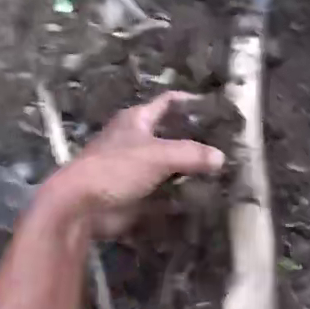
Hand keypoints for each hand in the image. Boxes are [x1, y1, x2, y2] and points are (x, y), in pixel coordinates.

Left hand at [38, 92, 225, 237]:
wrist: (82, 206)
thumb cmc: (115, 169)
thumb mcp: (157, 155)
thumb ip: (191, 154)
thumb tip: (222, 158)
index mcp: (137, 120)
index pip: (168, 102)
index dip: (191, 102)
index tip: (218, 109)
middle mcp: (137, 140)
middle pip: (172, 135)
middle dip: (196, 141)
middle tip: (227, 147)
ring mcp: (136, 169)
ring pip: (170, 165)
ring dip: (191, 170)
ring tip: (222, 174)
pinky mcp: (136, 194)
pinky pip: (165, 191)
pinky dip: (181, 194)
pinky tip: (202, 198)